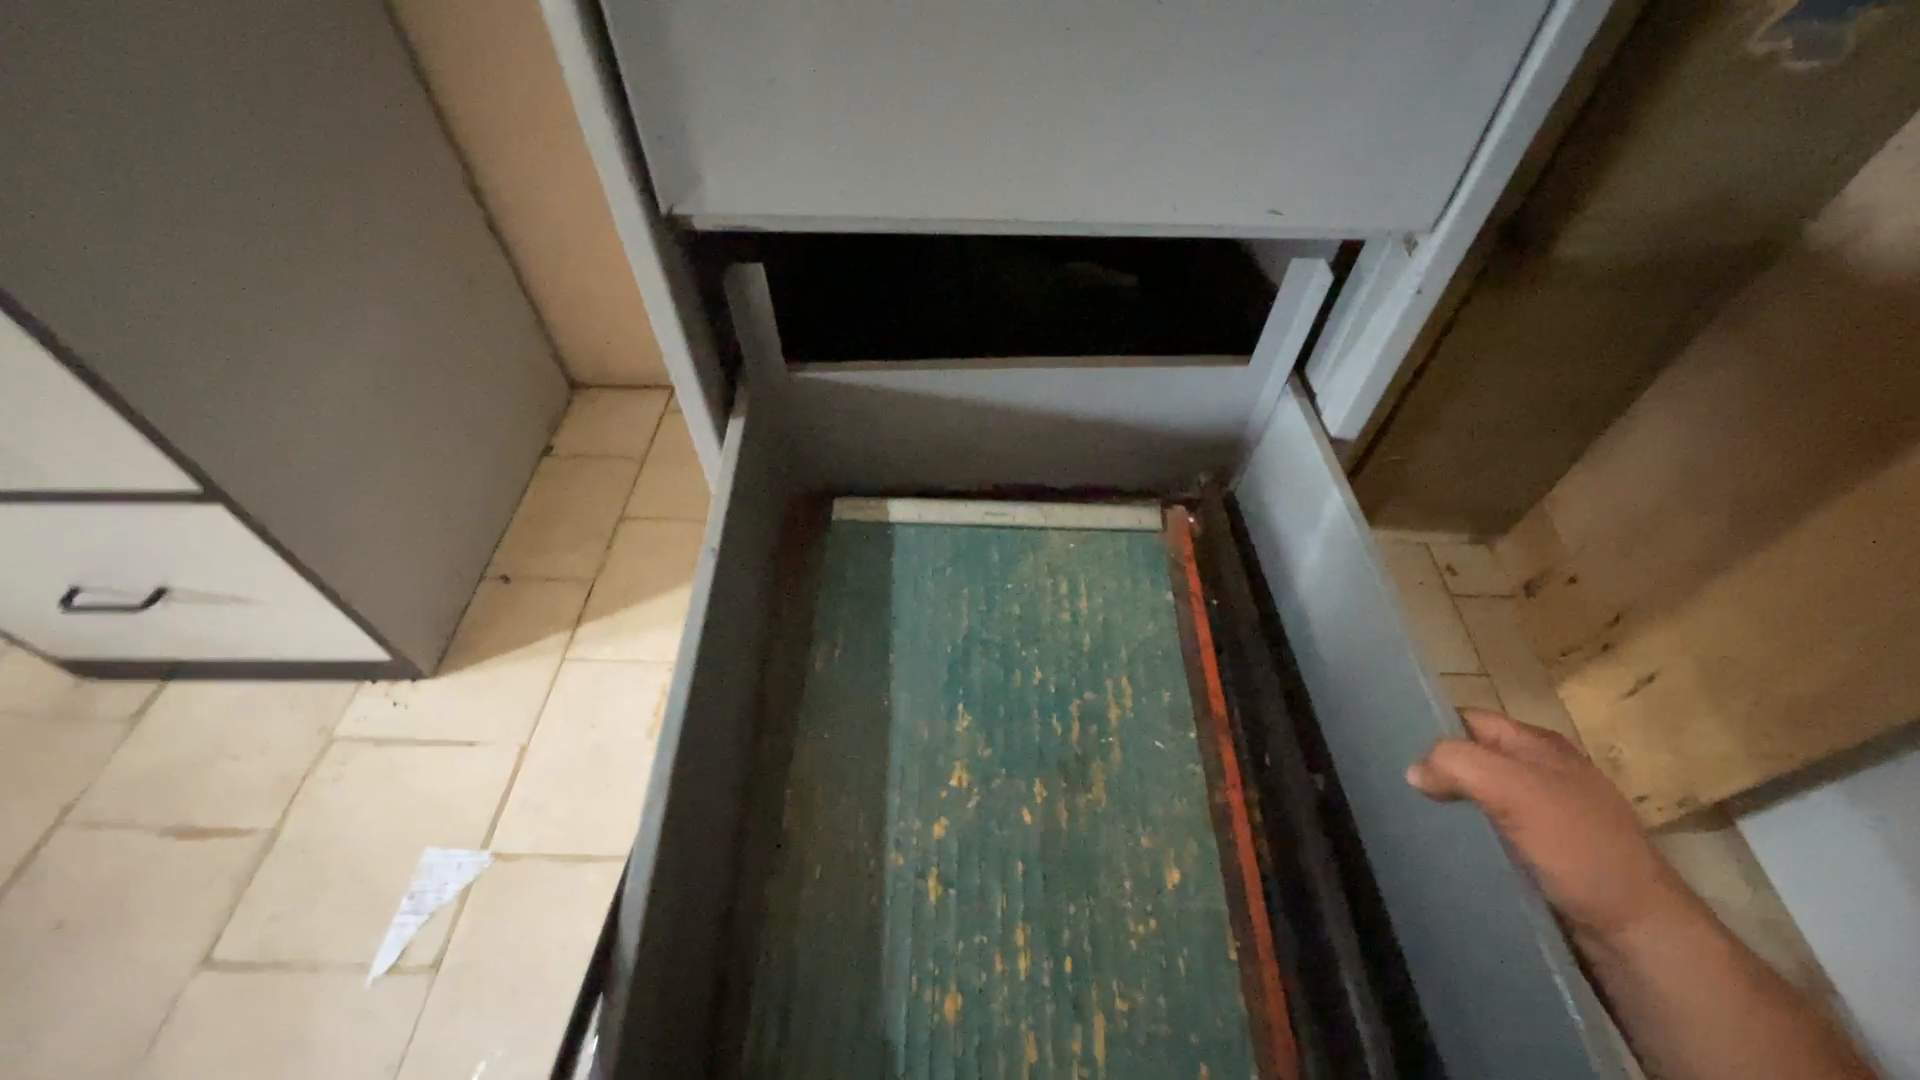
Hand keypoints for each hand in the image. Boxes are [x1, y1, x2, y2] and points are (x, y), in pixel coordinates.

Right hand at [1407, 709, 1692, 941]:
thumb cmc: (1580, 848)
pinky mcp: (1537, 853)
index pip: (1469, 720)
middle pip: (1470, 759)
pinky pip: (1487, 833)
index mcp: (1538, 746)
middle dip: (1434, 770)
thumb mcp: (1517, 790)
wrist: (1635, 930)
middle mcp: (1539, 772)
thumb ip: (1459, 764)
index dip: (1433, 727)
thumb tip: (1414, 771)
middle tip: (1391, 787)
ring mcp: (1540, 815)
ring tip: (1405, 819)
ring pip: (1475, 798)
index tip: (1389, 746)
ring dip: (1446, 808)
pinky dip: (1464, 838)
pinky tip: (1440, 849)